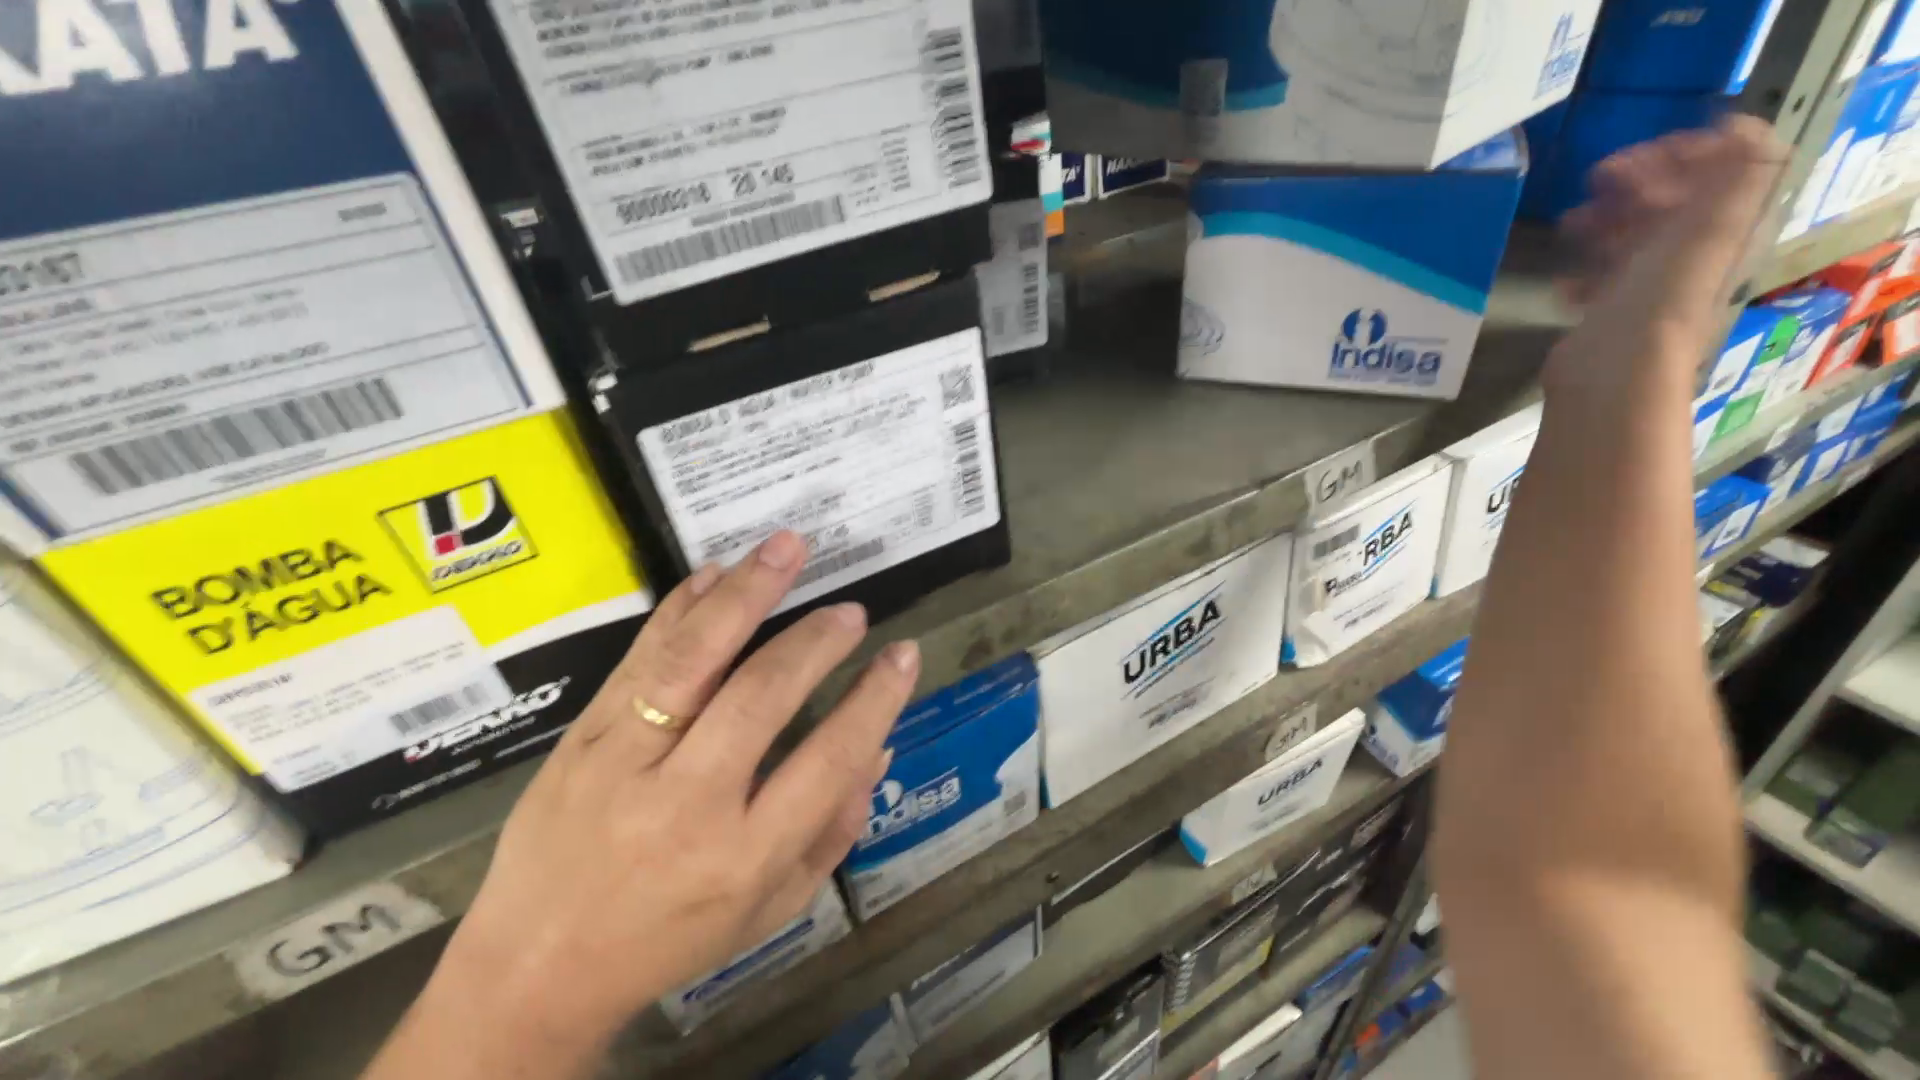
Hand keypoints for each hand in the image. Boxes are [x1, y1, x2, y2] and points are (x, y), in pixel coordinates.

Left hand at [433, 530, 916, 1041]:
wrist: (537, 968)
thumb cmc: (671, 942)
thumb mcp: (770, 911)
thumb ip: (832, 832)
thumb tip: (879, 748)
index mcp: (743, 856)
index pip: (827, 761)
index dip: (875, 701)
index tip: (903, 655)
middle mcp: (685, 802)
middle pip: (760, 697)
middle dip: (815, 643)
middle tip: (850, 610)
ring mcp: (623, 762)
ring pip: (692, 660)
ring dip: (746, 595)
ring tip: (789, 548)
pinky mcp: (581, 737)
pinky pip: (639, 659)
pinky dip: (679, 609)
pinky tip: (715, 573)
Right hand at [1546, 115, 1785, 401]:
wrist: (1611, 372)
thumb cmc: (1656, 300)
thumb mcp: (1709, 228)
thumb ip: (1738, 174)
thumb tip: (1742, 125)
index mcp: (1725, 232)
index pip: (1724, 172)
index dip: (1688, 152)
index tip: (1642, 153)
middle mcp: (1695, 256)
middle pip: (1673, 202)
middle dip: (1635, 183)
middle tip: (1595, 177)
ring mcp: (1651, 285)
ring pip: (1632, 237)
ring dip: (1603, 222)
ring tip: (1571, 225)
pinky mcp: (1611, 311)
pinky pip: (1600, 277)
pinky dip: (1583, 270)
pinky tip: (1567, 281)